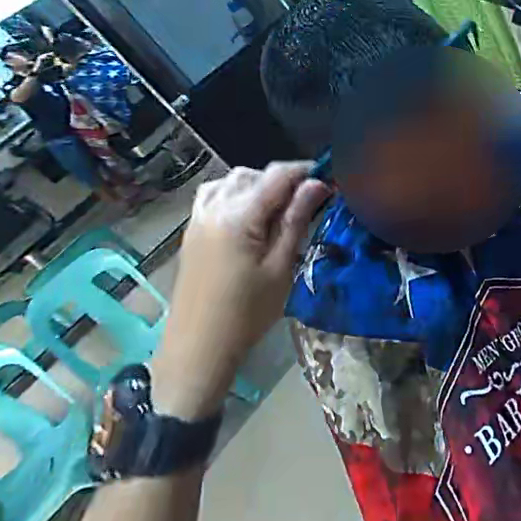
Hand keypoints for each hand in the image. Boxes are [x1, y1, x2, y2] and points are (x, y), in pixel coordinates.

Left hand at [149, 162, 329, 417]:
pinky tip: (248, 214)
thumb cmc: (247, 312)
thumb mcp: (281, 266)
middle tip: (308, 202)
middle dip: (283, 180)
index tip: (329, 180)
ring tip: (278, 208)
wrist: (198, 348)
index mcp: (239, 215)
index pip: (277, 175)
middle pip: (254, 174)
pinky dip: (234, 192)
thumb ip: (297, 220)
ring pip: (231, 180)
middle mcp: (215, 208)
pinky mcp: (191, 231)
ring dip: (258, 184)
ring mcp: (199, 218)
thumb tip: (317, 184)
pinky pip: (213, 194)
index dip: (306, 171)